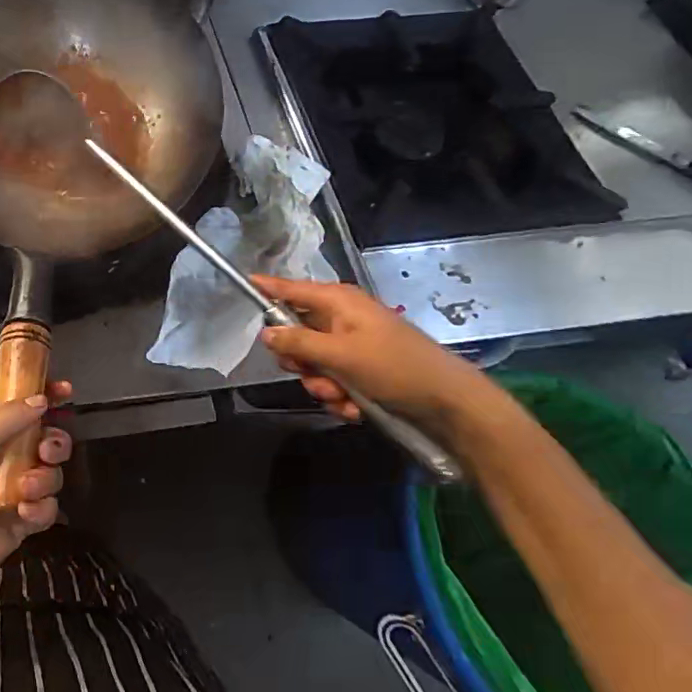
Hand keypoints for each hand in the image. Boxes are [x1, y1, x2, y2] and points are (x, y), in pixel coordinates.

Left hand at [0, 381, 74, 603]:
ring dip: (44, 479)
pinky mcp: (24, 523)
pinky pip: (49, 508)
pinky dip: (41, 509)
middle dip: (54, 442)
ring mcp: (16, 492)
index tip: (65, 390)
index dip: (45, 397)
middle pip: (47, 441)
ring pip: (52, 475)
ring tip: (24, 490)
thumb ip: (4, 420)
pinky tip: (22, 514)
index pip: (21, 409)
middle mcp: (5, 461)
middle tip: (45, 451)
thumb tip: (41, 400)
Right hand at [252, 276, 505, 428]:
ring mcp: (351, 345)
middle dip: (301, 362)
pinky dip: (339, 397)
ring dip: (322, 385)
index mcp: (338, 302)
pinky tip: (355, 408)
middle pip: (295, 334)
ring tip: (343, 398)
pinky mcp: (361, 369)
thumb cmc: (394, 367)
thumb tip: (266, 332)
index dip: (267, 288)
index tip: (243, 283)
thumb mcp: (341, 354)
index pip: (291, 289)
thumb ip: (299, 342)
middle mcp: (341, 319)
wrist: (448, 402)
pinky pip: (332, 380)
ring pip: (312, 364)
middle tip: (313, 374)